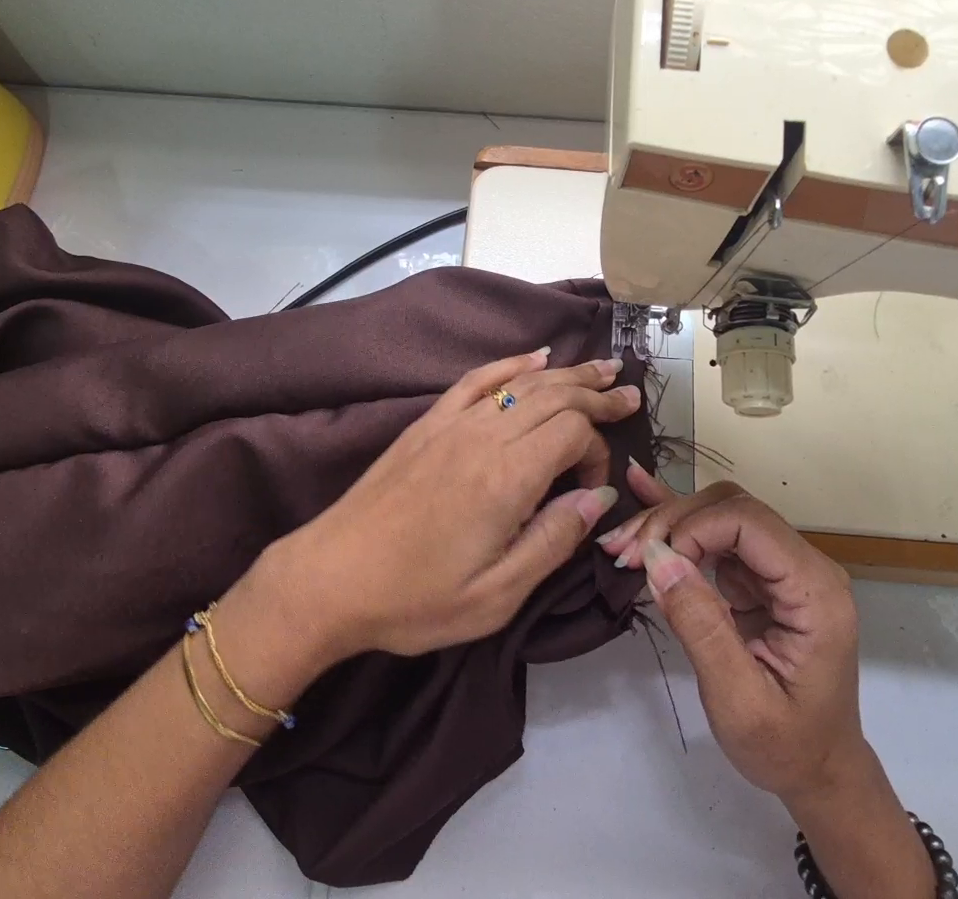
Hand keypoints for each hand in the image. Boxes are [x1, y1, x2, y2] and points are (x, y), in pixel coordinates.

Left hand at [252, 348, 640, 664]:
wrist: (327, 580)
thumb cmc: (414, 600)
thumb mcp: (495, 596)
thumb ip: (552, 541)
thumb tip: (598, 497)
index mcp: (504, 479)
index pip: (572, 433)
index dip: (596, 452)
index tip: (590, 489)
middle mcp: (480, 438)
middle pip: (553, 397)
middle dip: (595, 395)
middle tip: (629, 396)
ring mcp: (449, 426)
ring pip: (520, 383)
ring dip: (565, 373)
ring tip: (602, 368)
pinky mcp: (425, 426)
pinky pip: (475, 381)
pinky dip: (509, 365)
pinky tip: (532, 358)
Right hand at [599, 466, 865, 799]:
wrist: (818, 770)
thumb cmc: (785, 746)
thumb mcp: (739, 701)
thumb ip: (702, 626)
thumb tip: (659, 559)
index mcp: (814, 593)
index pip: (749, 522)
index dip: (692, 529)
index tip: (651, 566)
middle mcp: (805, 568)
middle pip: (731, 509)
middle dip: (673, 521)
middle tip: (623, 554)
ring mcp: (782, 570)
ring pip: (718, 517)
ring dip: (666, 525)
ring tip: (619, 545)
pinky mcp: (760, 579)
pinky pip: (716, 538)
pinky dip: (678, 524)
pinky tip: (642, 490)